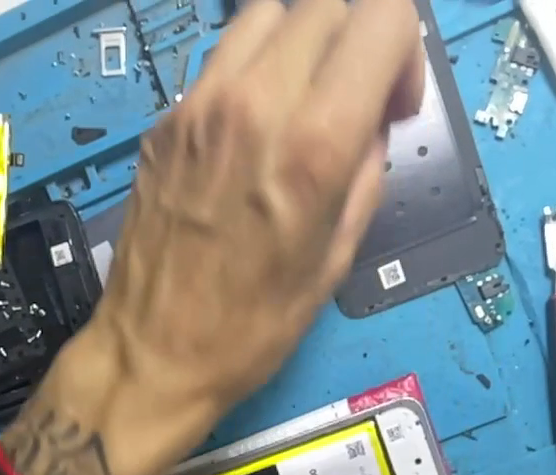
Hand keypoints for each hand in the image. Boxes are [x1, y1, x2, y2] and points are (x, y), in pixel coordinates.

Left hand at [46, 0, 425, 474]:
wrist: (151, 357)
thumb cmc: (249, 332)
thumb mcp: (333, 263)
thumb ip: (366, 174)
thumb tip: (371, 123)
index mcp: (312, 146)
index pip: (382, 17)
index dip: (404, 51)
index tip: (392, 106)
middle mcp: (254, 104)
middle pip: (326, 5)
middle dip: (356, 42)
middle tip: (352, 105)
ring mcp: (199, 107)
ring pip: (268, 14)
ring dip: (301, 45)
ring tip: (301, 107)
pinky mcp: (164, 122)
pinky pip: (221, 60)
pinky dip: (251, 74)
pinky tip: (250, 133)